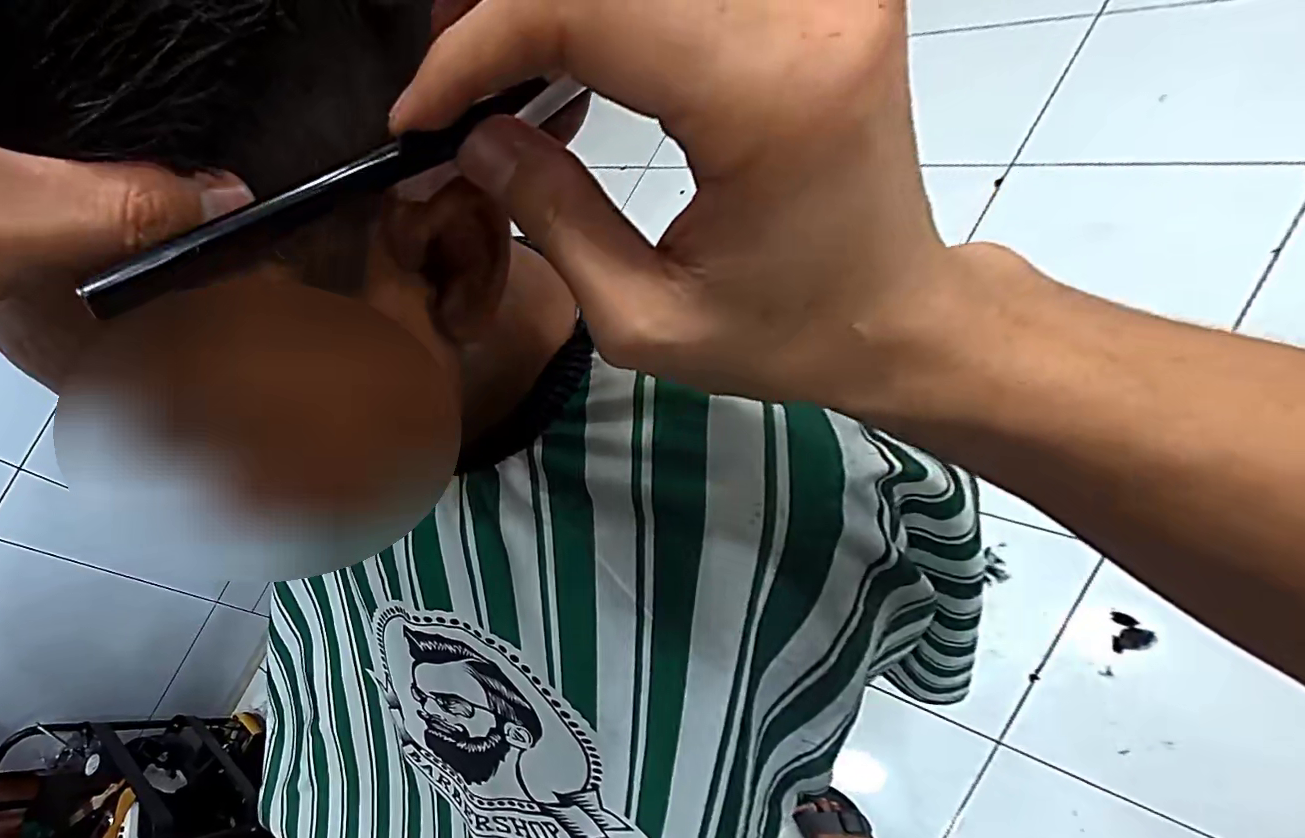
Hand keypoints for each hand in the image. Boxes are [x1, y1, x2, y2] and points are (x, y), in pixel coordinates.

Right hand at [391, 0, 956, 407]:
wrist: (887, 313)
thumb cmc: (772, 337)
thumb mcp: (639, 317)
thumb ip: (553, 219)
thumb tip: (473, 142)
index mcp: (763, 95)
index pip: (588, 7)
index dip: (478, 46)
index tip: (418, 114)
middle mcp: (806, 1)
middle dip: (498, 3)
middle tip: (443, 81)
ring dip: (542, 0)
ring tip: (486, 69)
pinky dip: (593, 11)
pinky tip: (556, 61)